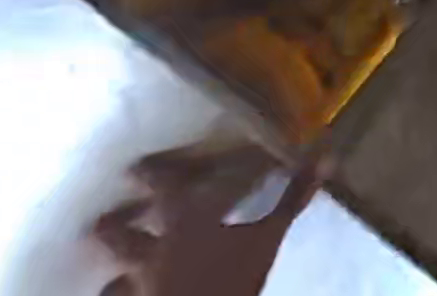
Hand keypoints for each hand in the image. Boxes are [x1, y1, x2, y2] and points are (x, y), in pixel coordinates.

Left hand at [95, 144, 325, 295]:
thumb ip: (292, 197)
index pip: (162, 188)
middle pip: (114, 235)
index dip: (150, 174)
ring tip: (124, 270)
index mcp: (183, 223)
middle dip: (111, 223)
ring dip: (117, 271)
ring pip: (110, 280)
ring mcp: (135, 292)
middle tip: (111, 215)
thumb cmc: (231, 283)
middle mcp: (149, 254)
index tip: (137, 165)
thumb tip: (326, 154)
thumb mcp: (269, 237)